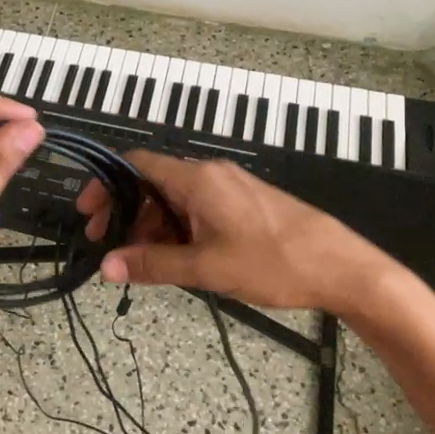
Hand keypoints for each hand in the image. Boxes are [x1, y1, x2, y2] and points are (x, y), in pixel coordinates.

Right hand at [80, 151, 394, 313]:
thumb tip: (105, 268)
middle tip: (109, 246)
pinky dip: (178, 227)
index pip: (136, 164)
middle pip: (152, 182)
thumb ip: (154, 265)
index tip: (88, 214)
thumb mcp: (207, 268)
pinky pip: (197, 207)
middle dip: (126, 212)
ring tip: (143, 260)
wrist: (345, 269)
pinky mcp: (245, 203)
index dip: (106, 185)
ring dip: (152, 225)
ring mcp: (230, 187)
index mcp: (197, 179)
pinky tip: (179, 257)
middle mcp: (210, 173)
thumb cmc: (274, 262)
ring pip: (175, 198)